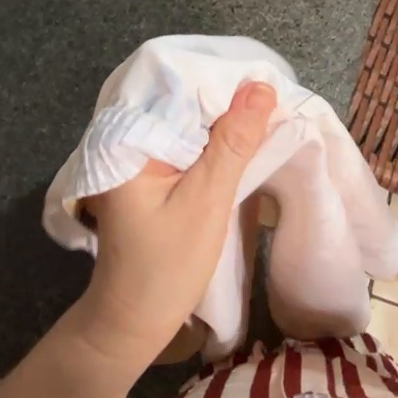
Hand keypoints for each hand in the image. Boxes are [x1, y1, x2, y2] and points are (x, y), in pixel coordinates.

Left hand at [73, 80, 277, 368]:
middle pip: (181, 94)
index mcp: (126, 136)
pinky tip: (241, 131)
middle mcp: (125, 133)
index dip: (222, 76)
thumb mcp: (206, 201)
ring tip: (264, 104)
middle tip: (272, 90)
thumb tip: (261, 87)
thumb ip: (232, 143)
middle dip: (225, 91)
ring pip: (186, 113)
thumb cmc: (165, 267)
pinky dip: (212, 132)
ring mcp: (136, 149)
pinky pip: (184, 133)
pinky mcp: (150, 164)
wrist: (131, 322)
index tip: (265, 75)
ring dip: (222, 112)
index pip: (177, 83)